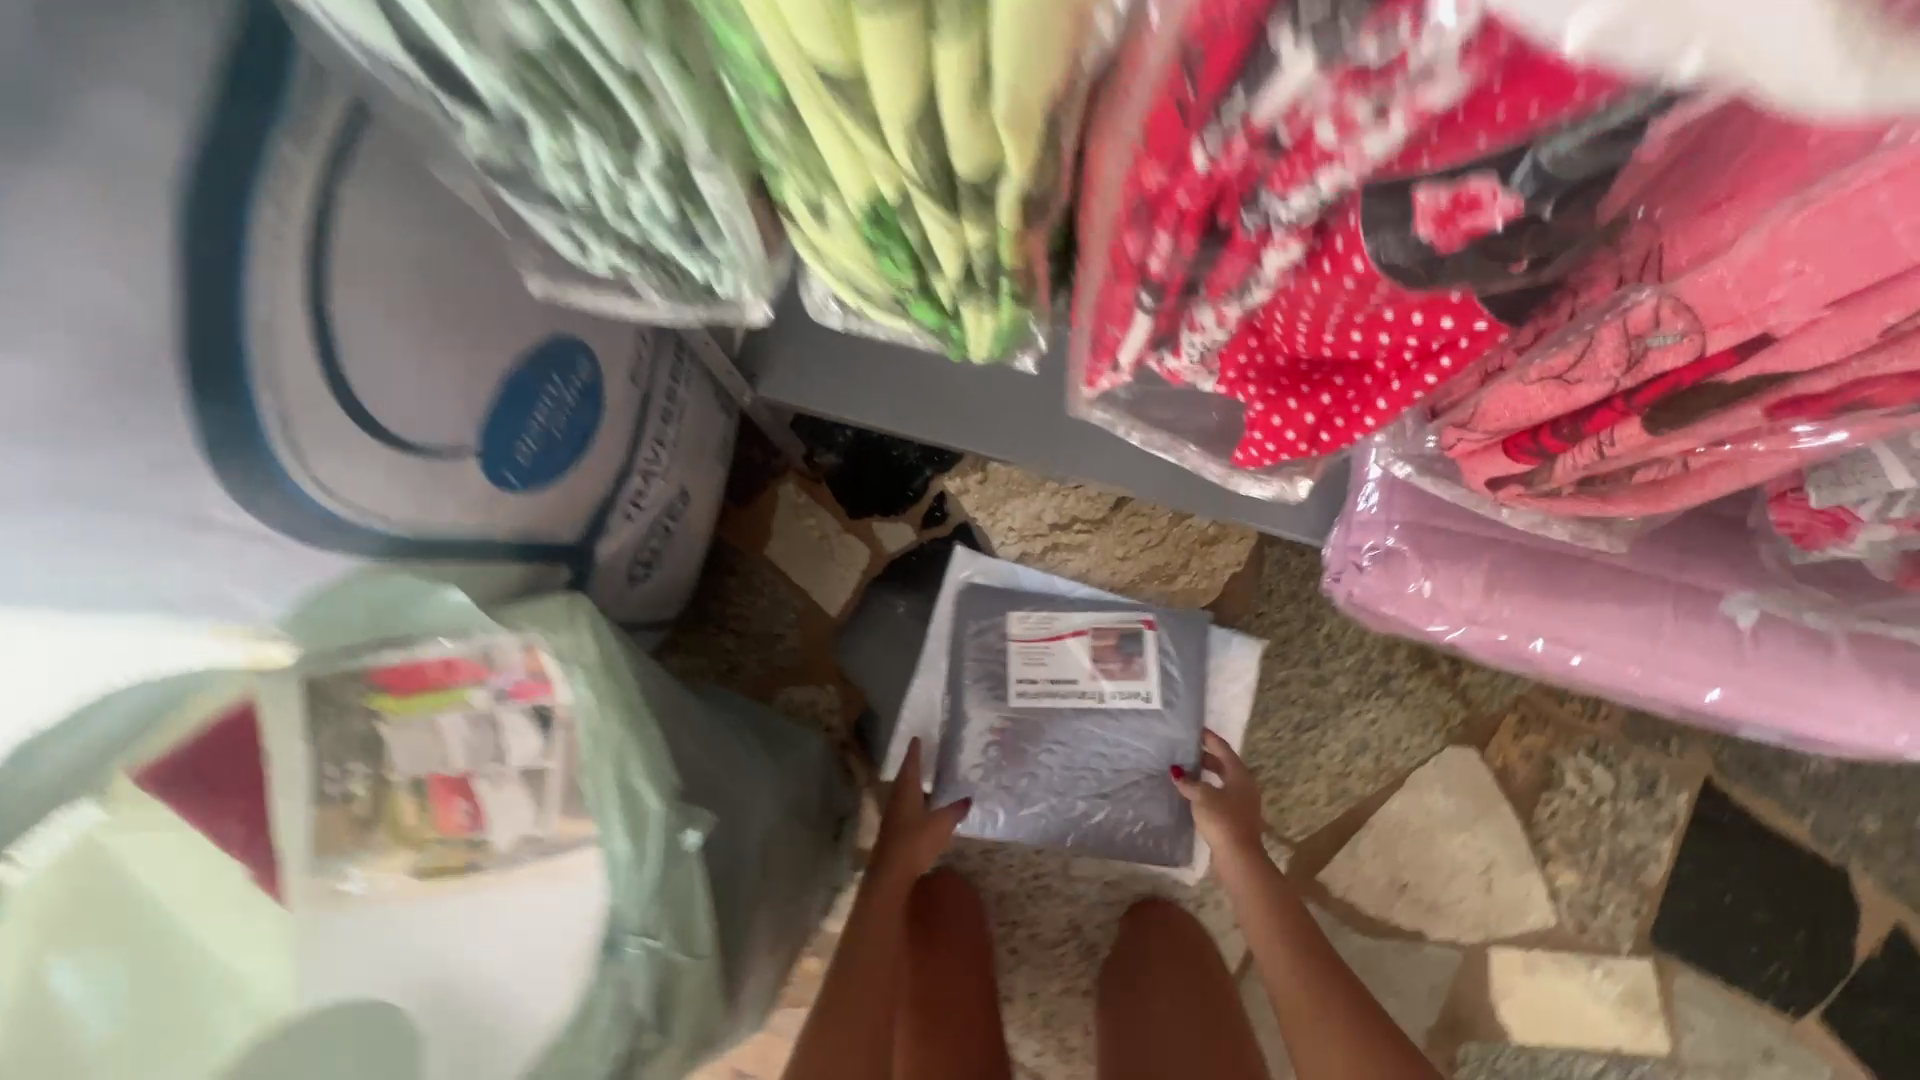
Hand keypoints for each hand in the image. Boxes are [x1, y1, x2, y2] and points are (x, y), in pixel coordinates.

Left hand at [870, 737, 970, 890]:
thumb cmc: (916, 841)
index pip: (911, 765)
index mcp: (907, 791)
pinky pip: (905, 809)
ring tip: (926, 781)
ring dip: (913, 786)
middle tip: (922, 756)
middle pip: (904, 778)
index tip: (916, 738)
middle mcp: (896, 799)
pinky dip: (914, 803)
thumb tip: (968, 798)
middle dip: (913, 767)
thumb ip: (955, 810)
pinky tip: (923, 809)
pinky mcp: (893, 831)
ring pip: (903, 794)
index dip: (914, 752)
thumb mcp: (942, 824)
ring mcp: (893, 816)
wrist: (891, 872)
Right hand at [1170, 730, 1268, 868]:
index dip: (1209, 738)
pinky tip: (1193, 793)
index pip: (1223, 749)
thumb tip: (1177, 772)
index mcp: (1239, 774)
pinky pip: (1220, 795)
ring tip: (1186, 770)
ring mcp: (1242, 802)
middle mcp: (1244, 785)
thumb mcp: (1202, 796)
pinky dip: (1207, 789)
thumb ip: (1189, 782)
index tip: (1196, 729)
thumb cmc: (1222, 819)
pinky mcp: (1236, 817)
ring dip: (1205, 775)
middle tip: (1186, 750)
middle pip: (1224, 764)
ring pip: (1222, 781)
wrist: (1238, 856)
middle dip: (1205, 757)